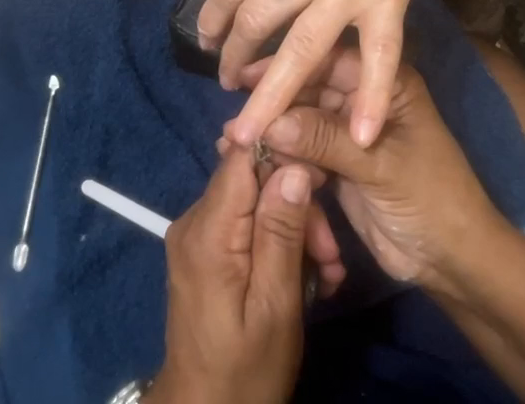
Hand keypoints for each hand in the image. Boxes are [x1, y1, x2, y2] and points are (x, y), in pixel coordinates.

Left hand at [147, 149, 313, 403]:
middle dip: (297, 207)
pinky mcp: (204, 251)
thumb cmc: (246, 369)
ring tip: (326, 273)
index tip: (322, 179)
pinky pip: (245, 226)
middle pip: (253, 181)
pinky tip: (305, 274)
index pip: (242, 157)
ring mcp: (196, 236)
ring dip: (294, 229)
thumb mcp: (275, 305)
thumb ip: (282, 233)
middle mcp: (194, 222)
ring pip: (254, 203)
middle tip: (330, 256)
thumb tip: (295, 167)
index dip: (284, 155)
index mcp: (208, 232)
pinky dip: (276, 242)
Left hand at [199, 0, 465, 148]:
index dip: (214, 17)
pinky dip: (372, 96)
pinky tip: (361, 137)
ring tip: (250, 130)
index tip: (208, 38)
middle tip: (222, 82)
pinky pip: (380, 55)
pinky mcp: (388, 1)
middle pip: (259, 21)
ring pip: (302, 49)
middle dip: (232, 57)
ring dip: (271, 94)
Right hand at [242, 54, 502, 292]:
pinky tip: (253, 162)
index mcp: (386, 83)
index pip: (329, 62)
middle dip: (272, 106)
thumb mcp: (380, 166)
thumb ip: (324, 140)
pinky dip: (281, 158)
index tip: (242, 80)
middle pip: (309, 91)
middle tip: (233, 122)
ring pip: (301, 122)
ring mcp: (350, 132)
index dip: (286, 68)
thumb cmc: (430, 199)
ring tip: (233, 145)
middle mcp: (365, 100)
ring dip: (272, 135)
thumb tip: (267, 121)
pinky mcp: (339, 164)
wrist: (452, 259)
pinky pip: (302, 151)